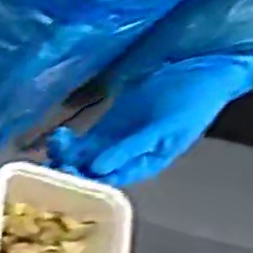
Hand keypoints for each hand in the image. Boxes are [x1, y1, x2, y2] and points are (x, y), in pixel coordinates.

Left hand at [45, 55, 252, 186]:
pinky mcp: (99, 131)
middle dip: (64, 171)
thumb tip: (98, 168)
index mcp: (141, 167)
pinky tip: (59, 135)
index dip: (83, 182)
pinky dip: (64, 143)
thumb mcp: (166, 127)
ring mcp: (107, 147)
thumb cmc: (195, 101)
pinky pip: (75, 144)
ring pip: (74, 160)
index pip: (106, 183)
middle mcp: (120, 163)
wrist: (201, 70)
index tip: (66, 175)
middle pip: (83, 174)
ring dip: (60, 156)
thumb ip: (132, 148)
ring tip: (56, 143)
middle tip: (51, 164)